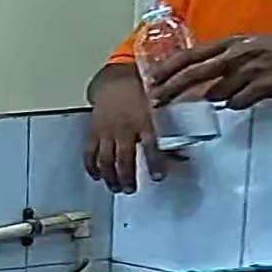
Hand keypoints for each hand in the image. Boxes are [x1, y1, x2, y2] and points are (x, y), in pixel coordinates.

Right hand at [84, 69, 164, 193]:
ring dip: (110, 175)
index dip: (155, 163)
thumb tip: (182, 154)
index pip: (151, 147)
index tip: (157, 177)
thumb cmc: (142, 93)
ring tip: (114, 188)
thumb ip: (171, 130)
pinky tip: (96, 176)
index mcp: (144, 122)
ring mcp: (106, 132)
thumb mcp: (162, 108)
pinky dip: (91, 166)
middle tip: (130, 190)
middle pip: (123, 158)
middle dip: (127, 176)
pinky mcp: (93, 133)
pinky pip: (89, 152)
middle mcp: (124, 129)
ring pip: (105, 159)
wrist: (116, 82)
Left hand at [151, 33, 271, 108]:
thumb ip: (226, 59)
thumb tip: (198, 77)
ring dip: (219, 97)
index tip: (151, 81)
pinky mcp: (265, 85)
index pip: (190, 55)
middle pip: (191, 75)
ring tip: (241, 90)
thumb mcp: (255, 46)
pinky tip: (255, 96)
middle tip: (156, 101)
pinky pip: (235, 102)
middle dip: (170, 90)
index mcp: (235, 42)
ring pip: (215, 93)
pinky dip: (239, 103)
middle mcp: (239, 53)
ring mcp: (251, 69)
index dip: (167, 69)